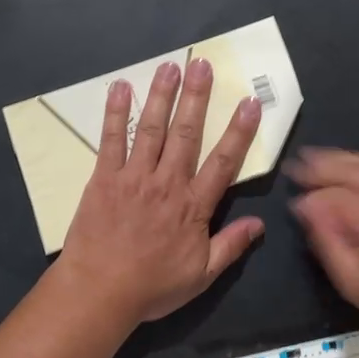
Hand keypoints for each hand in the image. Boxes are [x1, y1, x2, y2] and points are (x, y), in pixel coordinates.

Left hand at [56, 58, 265, 324]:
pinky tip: (120, 87)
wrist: (98, 292)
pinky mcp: (104, 177)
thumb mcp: (201, 275)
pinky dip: (115, 112)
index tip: (249, 103)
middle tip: (202, 64)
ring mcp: (134, 176)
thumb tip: (260, 224)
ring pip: (152, 129)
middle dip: (196, 97)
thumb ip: (230, 246)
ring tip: (169, 66)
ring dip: (161, 95)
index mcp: (193, 206)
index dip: (238, 131)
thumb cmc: (151, 287)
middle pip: (187, 133)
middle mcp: (167, 183)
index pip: (223, 162)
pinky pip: (111, 139)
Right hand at [290, 150, 358, 344]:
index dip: (311, 199)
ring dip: (342, 160)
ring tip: (316, 160)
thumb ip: (327, 243)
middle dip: (322, 166)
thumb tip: (307, 209)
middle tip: (296, 165)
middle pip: (353, 169)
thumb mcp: (354, 284)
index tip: (295, 205)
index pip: (335, 196)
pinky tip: (351, 166)